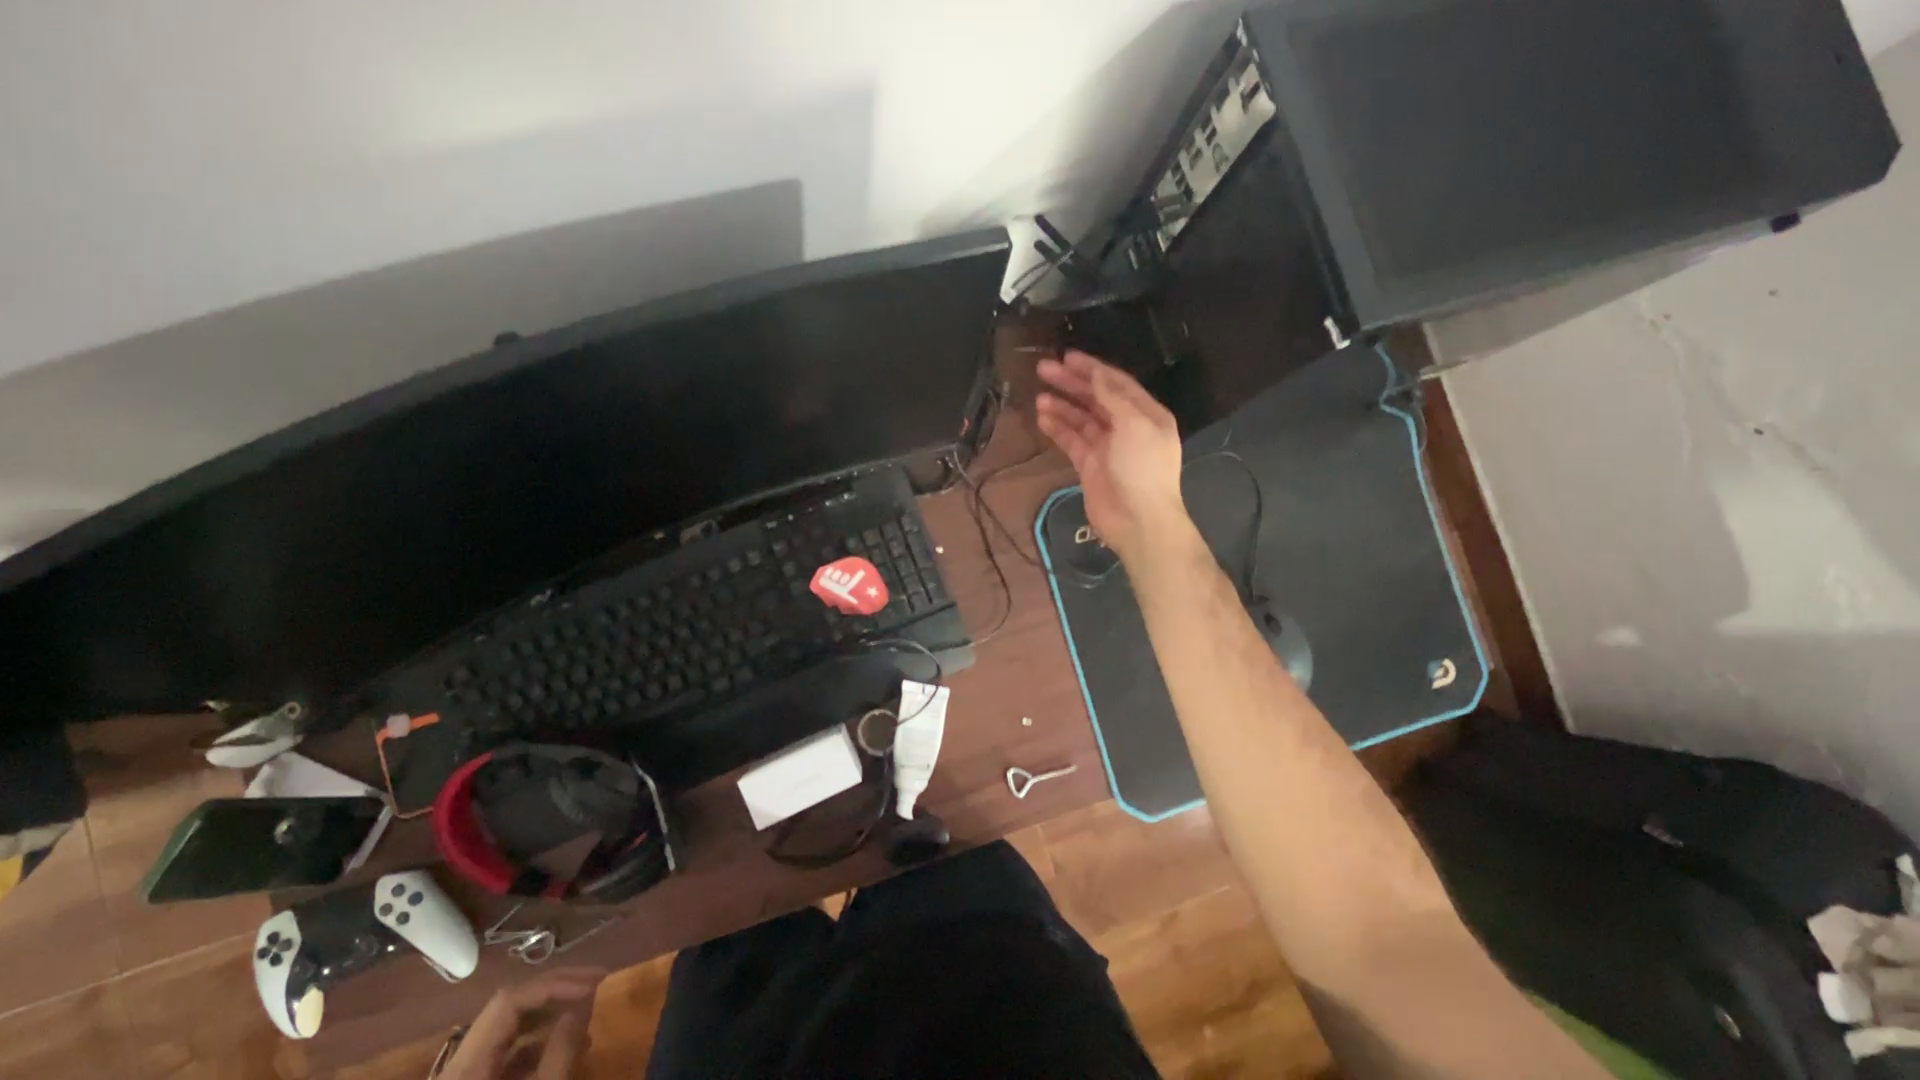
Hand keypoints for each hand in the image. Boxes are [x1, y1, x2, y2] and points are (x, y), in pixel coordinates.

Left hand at [436, 967, 606, 1079]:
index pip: (509, 1000)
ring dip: (549, 1012)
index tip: (594, 985)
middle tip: (599, 979)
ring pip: (508, 1027)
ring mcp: (464, 1074)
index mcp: (466, 1064)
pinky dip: (538, 1041)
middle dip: (555, 990)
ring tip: (589, 1005)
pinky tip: (566, 1043)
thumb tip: (585, 1000)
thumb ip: (561, 1052)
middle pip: (508, 1007)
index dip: (553, 986)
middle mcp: (458, 1061)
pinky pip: (506, 1051)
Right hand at [1034, 350, 1190, 561]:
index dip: (1093, 369)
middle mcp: (1128, 427)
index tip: (1067, 357)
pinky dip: (1058, 428)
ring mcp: (1108, 447)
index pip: (1117, 383)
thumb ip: (1114, 398)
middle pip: (1097, 398)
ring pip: (1081, 419)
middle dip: (1072, 383)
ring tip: (1039, 396)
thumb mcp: (1134, 426)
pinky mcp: (1090, 465)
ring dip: (1062, 406)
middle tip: (1044, 369)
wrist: (1139, 521)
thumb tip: (1097, 375)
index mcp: (1146, 414)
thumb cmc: (1142, 469)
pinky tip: (1042, 417)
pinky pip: (1072, 440)